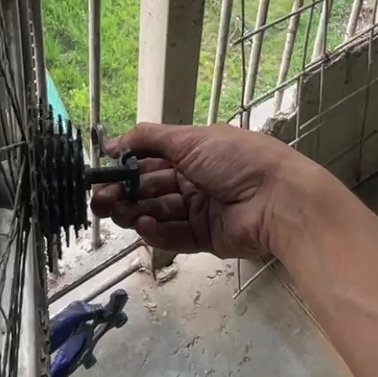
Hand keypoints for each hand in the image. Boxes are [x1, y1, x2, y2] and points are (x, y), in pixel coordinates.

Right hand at [90, 122, 325, 260]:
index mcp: (195, 151)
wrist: (278, 199)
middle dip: (124, 192)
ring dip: (135, 211)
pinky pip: (175, 235)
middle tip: (98, 201)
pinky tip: (143, 225)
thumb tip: (111, 142)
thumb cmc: (236, 159)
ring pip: (159, 211)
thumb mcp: (191, 138)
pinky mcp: (206, 237)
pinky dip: (157, 231)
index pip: (152, 158)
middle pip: (152, 187)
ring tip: (114, 213)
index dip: (127, 165)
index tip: (102, 171)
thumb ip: (148, 138)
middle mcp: (196, 179)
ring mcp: (201, 209)